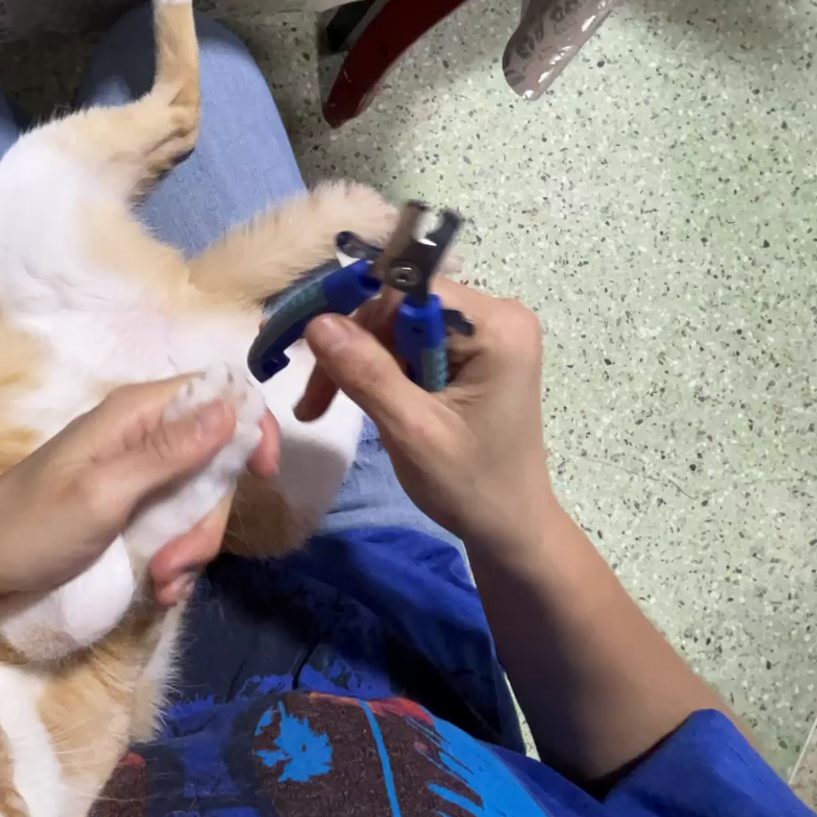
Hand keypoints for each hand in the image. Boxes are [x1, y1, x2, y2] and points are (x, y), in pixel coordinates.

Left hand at [0, 377, 279, 612]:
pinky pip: (178, 527)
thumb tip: (232, 406)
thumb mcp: (103, 492)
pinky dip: (176, 560)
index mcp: (136, 413)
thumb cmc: (31, 526)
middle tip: (176, 563)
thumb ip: (168, 452)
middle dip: (207, 518)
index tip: (263, 475)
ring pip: (200, 501)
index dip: (249, 426)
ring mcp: (139, 475)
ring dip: (190, 548)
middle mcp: (144, 435)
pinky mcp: (133, 509)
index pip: (217, 394)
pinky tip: (157, 588)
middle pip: (215, 461)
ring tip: (159, 583)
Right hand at [294, 278, 557, 550]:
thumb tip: (318, 322)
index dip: (352, 315)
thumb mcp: (412, 431)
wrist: (508, 525)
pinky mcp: (466, 352)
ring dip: (353, 365)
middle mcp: (493, 316)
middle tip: (313, 403)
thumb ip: (367, 373)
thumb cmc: (470, 484)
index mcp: (495, 327)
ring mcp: (480, 333)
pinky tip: (356, 400)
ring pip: (392, 327)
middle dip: (348, 350)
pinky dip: (372, 372)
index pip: (405, 292)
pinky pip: (404, 344)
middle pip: (395, 308)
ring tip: (322, 408)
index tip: (309, 352)